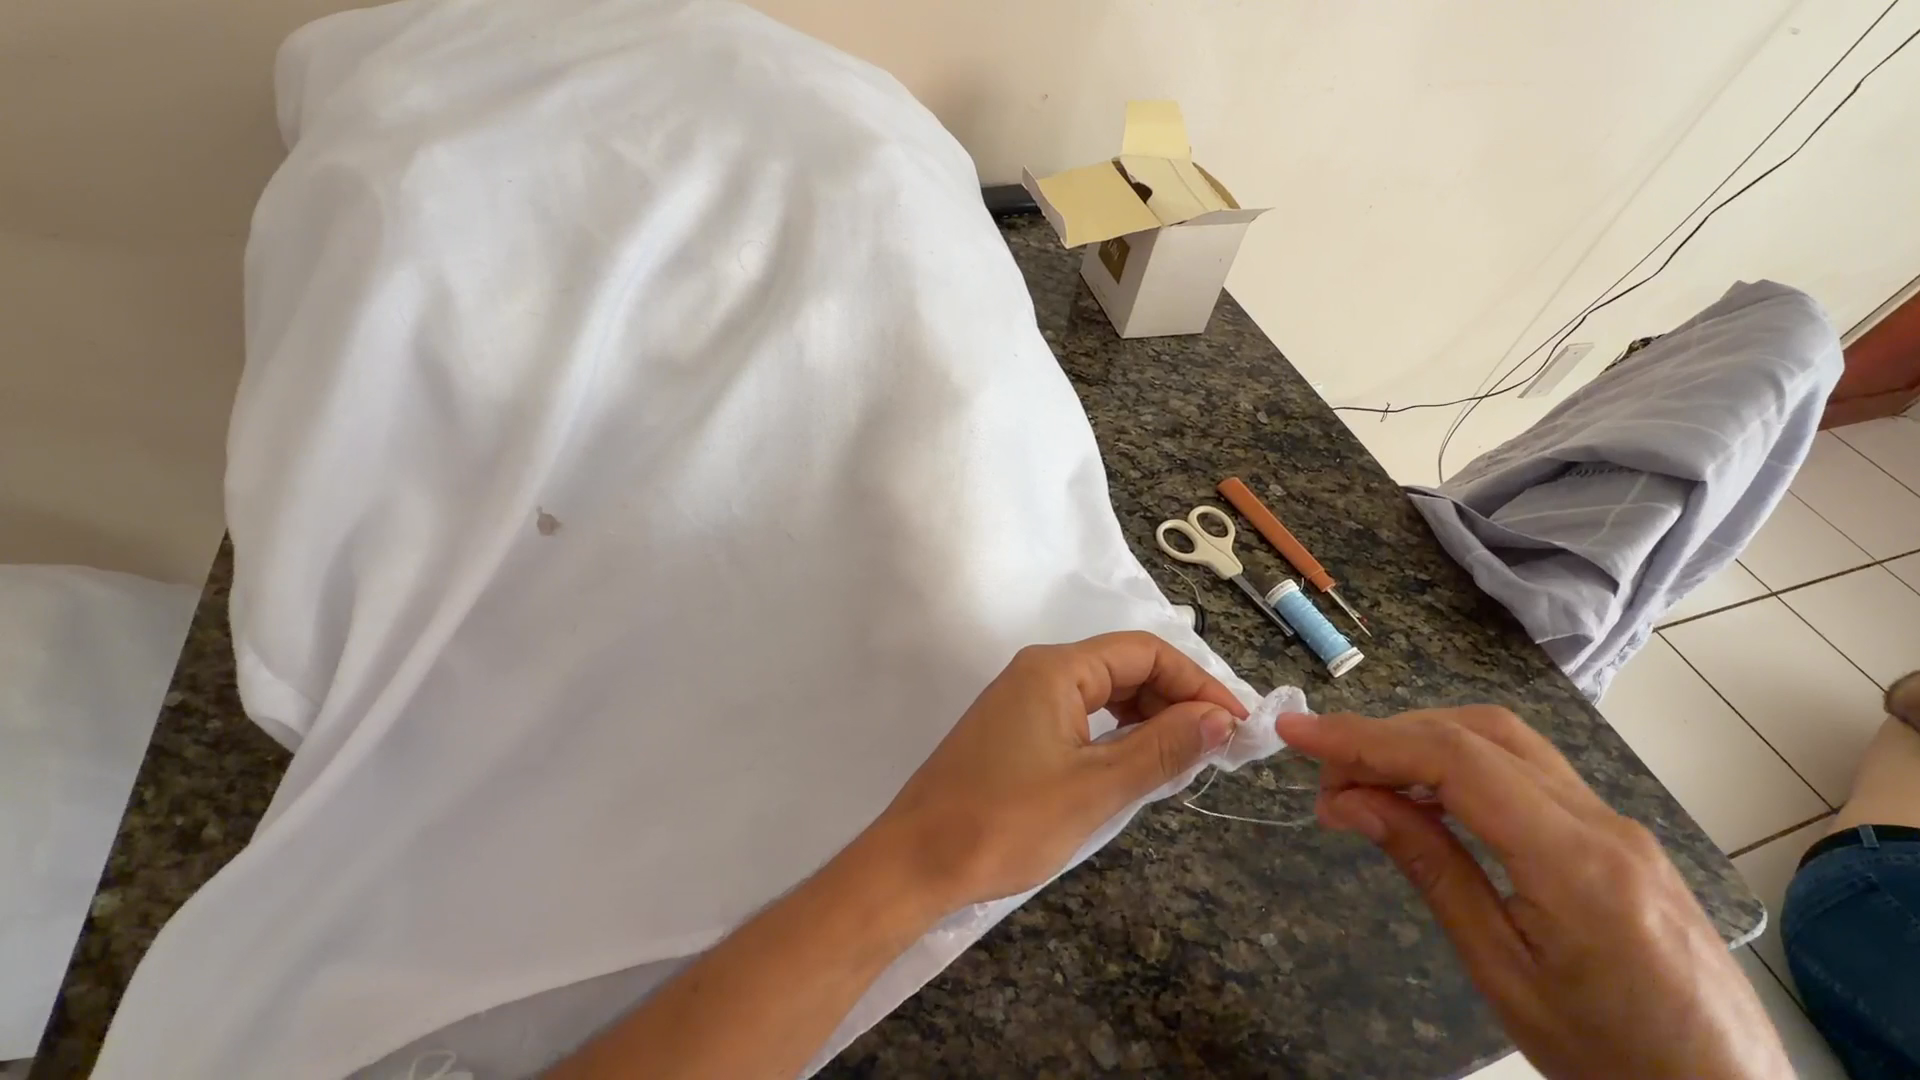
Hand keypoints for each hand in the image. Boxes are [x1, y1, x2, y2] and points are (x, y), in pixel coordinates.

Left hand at [871, 632, 1245, 912]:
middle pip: (1124, 668)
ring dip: (1148, 721)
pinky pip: (1079, 719)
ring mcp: (1021, 702)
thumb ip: (1162, 748)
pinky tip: (1135, 768)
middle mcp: (1037, 673)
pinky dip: (1115, 737)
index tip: (1236, 725)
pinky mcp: (1013, 732)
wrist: (915, 862)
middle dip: (1175, 701)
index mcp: (1055, 670)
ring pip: (1103, 695)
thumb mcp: (1095, 788)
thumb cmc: (1005, 822)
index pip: (1145, 653)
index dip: (1197, 683)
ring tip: (1185, 761)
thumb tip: (1220, 718)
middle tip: (1217, 748)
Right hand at [1275, 707, 1791, 1079]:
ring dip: (1421, 741)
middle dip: (1386, 736)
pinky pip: (1525, 769)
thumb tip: (1350, 801)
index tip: (1296, 735)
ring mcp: (1616, 821)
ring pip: (1503, 740)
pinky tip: (1424, 794)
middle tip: (1324, 775)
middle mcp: (1602, 821)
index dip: (1366, 737)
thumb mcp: (1501, 971)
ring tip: (1363, 779)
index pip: (1455, 761)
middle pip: (1478, 734)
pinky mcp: (1615, 833)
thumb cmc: (1606, 1054)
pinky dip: (1458, 762)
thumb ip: (1431, 869)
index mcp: (1574, 862)